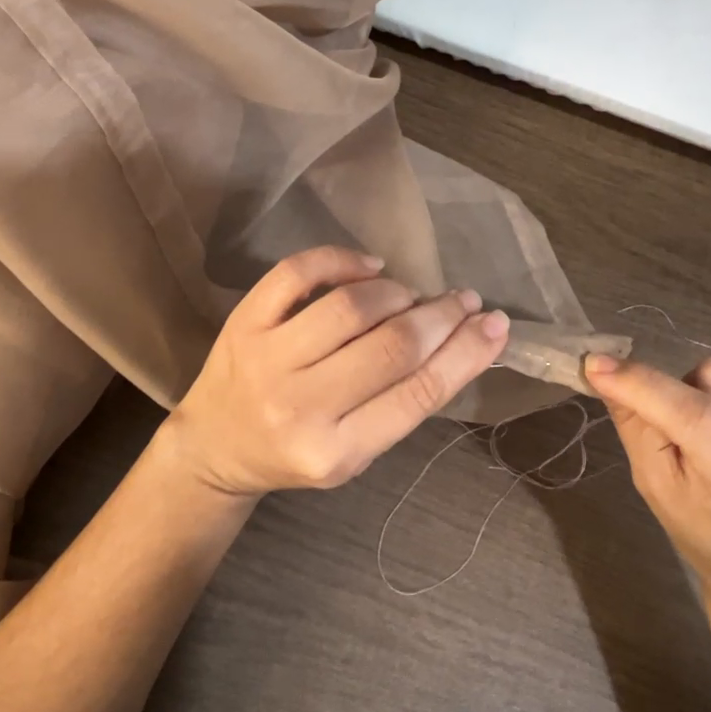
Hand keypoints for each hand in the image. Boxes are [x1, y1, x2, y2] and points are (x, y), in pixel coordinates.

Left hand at [165, 246, 510, 496]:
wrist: (215, 445)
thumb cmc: (295, 452)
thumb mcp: (355, 452)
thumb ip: (401, 402)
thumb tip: (463, 339)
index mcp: (336, 452)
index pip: (416, 394)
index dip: (465, 353)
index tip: (495, 324)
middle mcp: (300, 407)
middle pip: (391, 347)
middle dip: (440, 316)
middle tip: (463, 301)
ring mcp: (267, 360)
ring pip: (350, 307)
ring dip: (396, 294)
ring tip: (412, 297)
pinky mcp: (244, 323)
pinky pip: (297, 274)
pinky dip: (341, 259)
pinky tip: (370, 267)